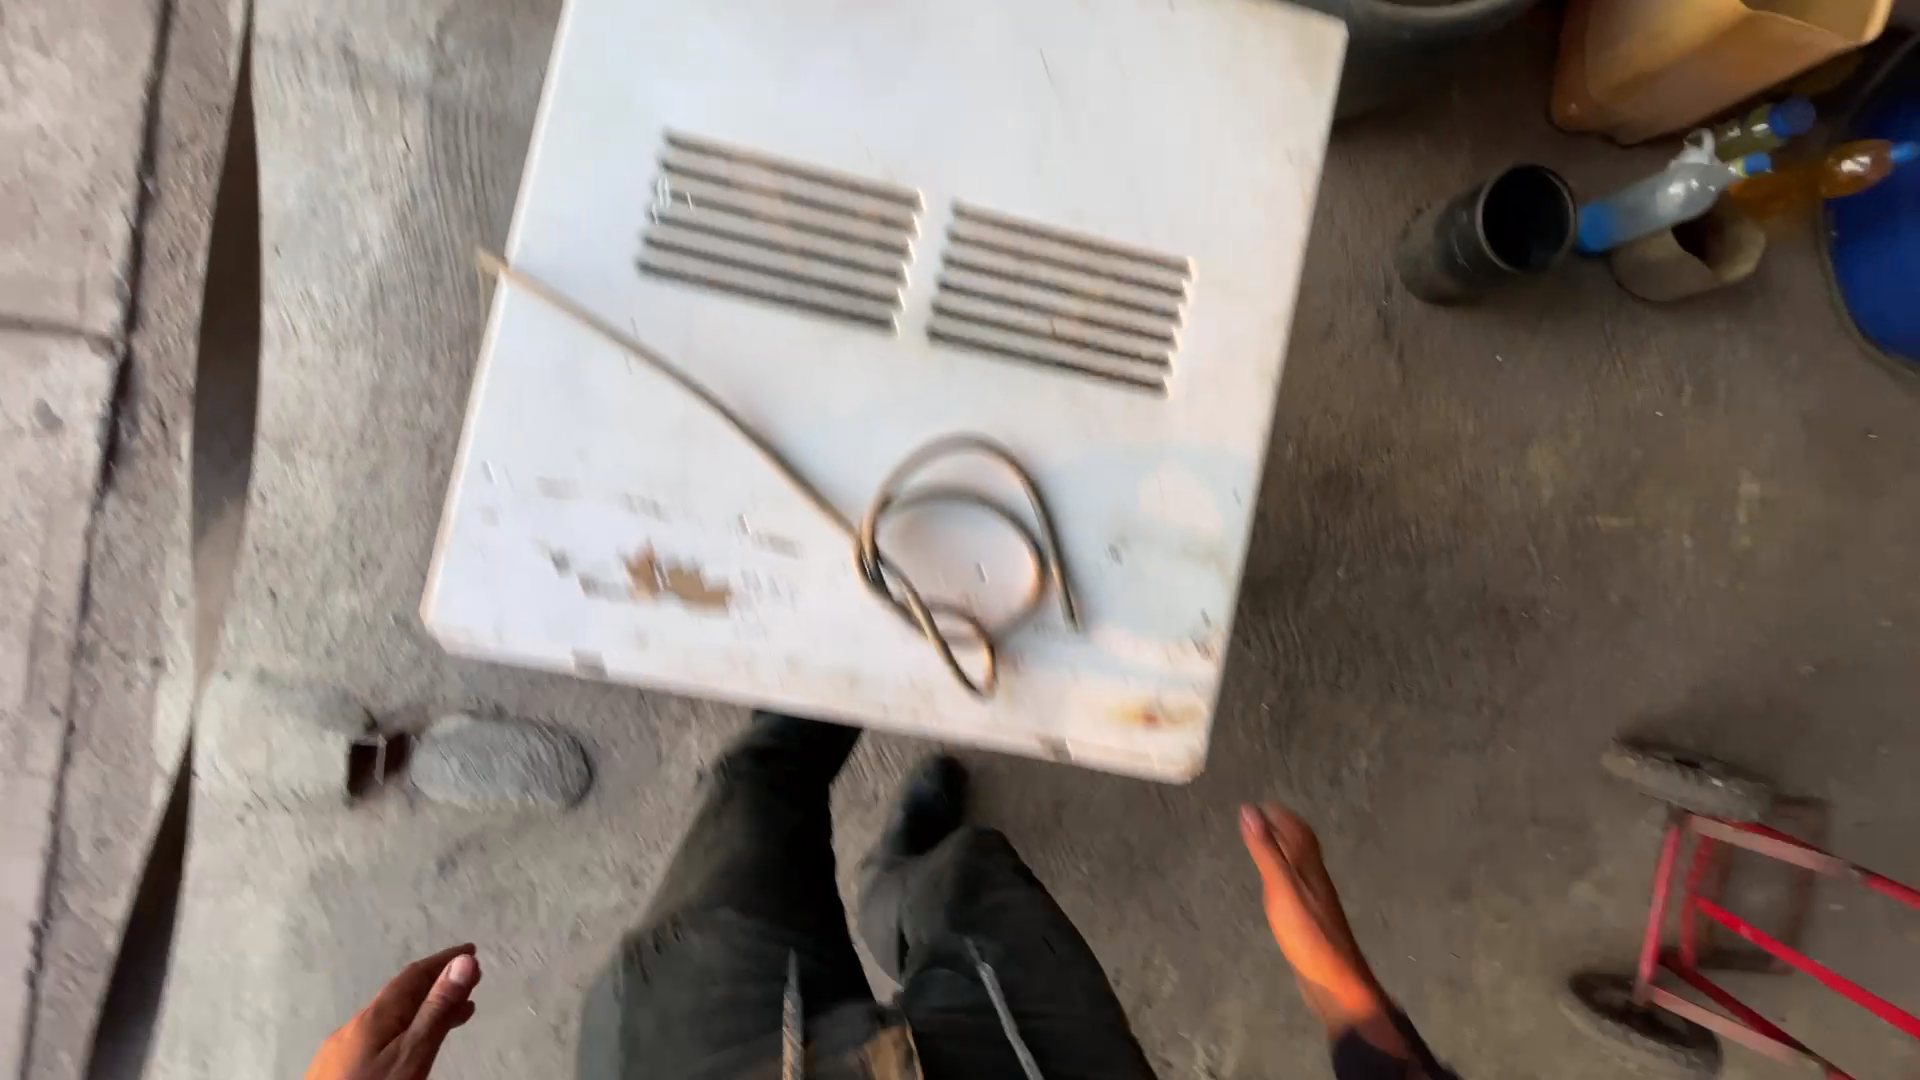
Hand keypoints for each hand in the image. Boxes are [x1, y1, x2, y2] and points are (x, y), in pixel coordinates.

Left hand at [303, 945, 481, 1079]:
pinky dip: (404, 1030)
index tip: (473, 951)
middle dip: (438, 985)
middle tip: (472, 986)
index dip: (445, 960)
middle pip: (400, 995)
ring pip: (389, 1019)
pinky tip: (408, 1047)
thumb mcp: (411, 1055)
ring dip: (423, 1011)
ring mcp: (337, 1053)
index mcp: (372, 1017)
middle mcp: (351, 1028)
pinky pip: (377, 1038)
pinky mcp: (331, 1075)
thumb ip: (438, 1009)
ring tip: (454, 1019)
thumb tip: (464, 961)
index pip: (413, 975)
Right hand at [1239, 805, 1408, 1040]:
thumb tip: (1249, 809)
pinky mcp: (1311, 919)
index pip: (1299, 832)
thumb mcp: (1281, 887)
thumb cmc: (1307, 932)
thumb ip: (1265, 849)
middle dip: (1285, 828)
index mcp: (1309, 867)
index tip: (1265, 803)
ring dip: (1285, 849)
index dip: (1283, 816)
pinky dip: (1284, 872)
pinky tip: (1277, 883)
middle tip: (1263, 817)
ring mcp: (1315, 900)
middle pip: (1302, 846)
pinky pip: (1296, 884)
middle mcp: (1315, 878)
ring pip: (1300, 864)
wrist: (1335, 983)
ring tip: (1266, 843)